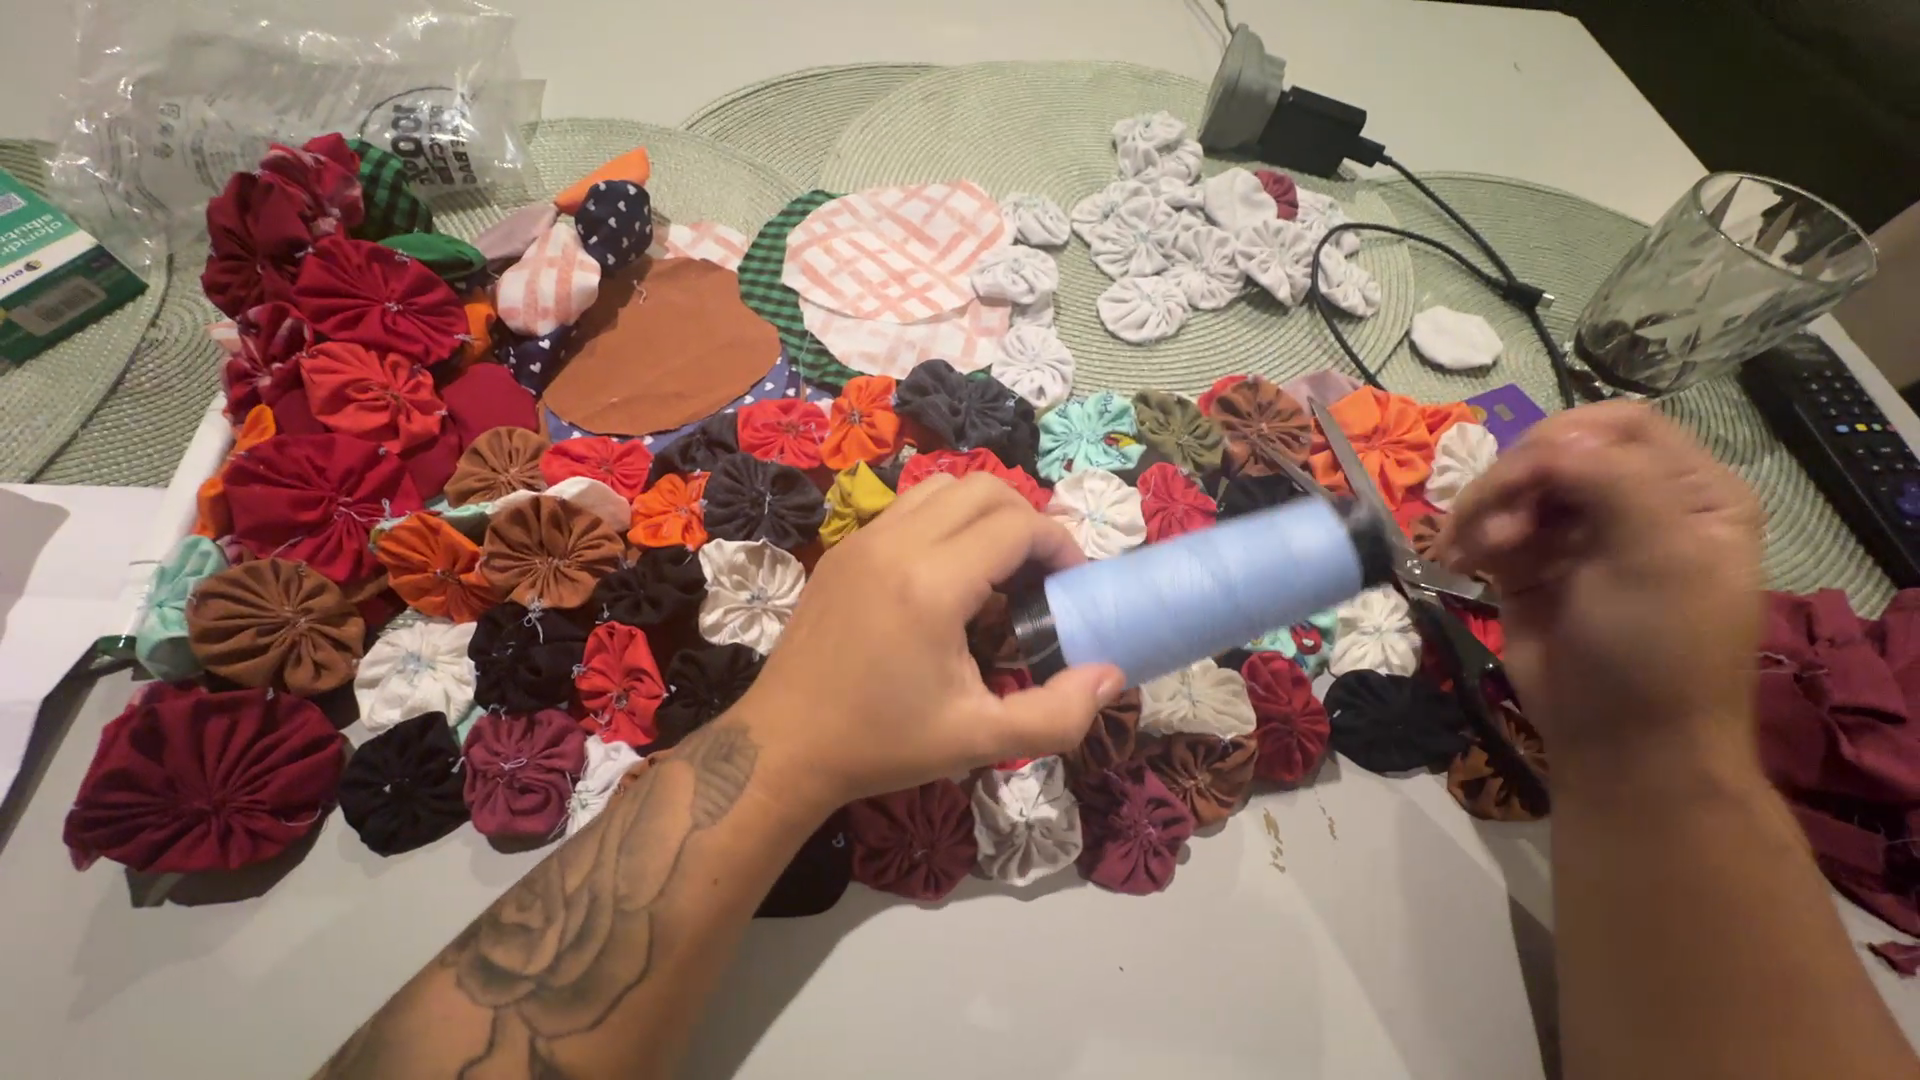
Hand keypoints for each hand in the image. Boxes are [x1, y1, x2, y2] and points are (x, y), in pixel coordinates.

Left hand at [737, 473, 1125, 810]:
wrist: (783, 746)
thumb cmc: (881, 744)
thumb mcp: (978, 740)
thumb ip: (1057, 714)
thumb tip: (1112, 677)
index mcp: (931, 586)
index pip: (1016, 525)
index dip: (1059, 543)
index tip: (1071, 582)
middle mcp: (895, 544)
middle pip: (983, 488)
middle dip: (1027, 519)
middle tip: (1040, 572)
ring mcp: (862, 540)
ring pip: (942, 486)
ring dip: (984, 512)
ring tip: (998, 566)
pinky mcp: (844, 550)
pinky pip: (908, 507)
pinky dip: (944, 519)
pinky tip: (947, 574)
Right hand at [1434, 402, 1764, 765]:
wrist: (1621, 740)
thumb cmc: (1657, 648)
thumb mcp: (1656, 556)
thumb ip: (1611, 481)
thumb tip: (1546, 442)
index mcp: (1688, 493)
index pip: (1618, 427)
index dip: (1561, 439)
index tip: (1523, 477)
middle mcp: (1632, 504)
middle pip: (1553, 454)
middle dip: (1512, 483)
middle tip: (1492, 527)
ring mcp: (1576, 537)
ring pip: (1512, 490)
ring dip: (1482, 512)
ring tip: (1471, 554)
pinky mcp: (1528, 567)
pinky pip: (1488, 529)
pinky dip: (1466, 539)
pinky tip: (1459, 563)